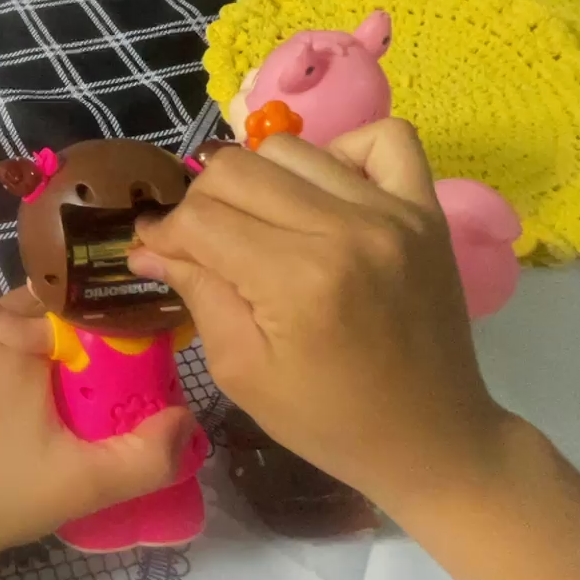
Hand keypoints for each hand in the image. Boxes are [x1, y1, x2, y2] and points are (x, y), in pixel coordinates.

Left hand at [0, 324, 195, 560]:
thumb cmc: (3, 493)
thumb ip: (146, 456)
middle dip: (63, 340)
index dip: (96, 330)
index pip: (66, 308)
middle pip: (33, 312)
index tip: (114, 363)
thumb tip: (185, 419)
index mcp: (10, 341)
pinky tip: (6, 407)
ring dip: (28, 351)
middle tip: (86, 385)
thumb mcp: (86, 483)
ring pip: (1, 329)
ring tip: (49, 400)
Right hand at [127, 118, 512, 511]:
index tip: (155, 250)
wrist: (435, 441)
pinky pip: (383, 138)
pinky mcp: (426, 210)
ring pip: (287, 149)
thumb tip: (144, 245)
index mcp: (296, 280)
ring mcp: (393, 213)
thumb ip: (194, 292)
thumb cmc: (326, 418)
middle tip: (203, 242)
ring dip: (255, 179)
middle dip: (199, 203)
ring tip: (259, 222)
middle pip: (234, 170)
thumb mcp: (239, 370)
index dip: (163, 232)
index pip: (198, 218)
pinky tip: (322, 192)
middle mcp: (346, 230)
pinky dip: (340, 152)